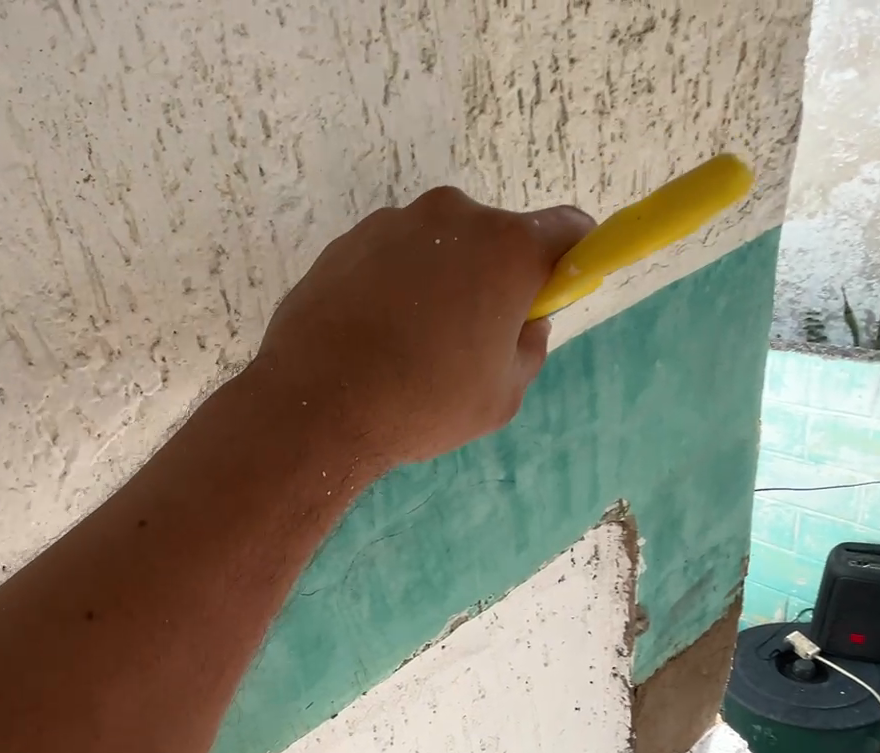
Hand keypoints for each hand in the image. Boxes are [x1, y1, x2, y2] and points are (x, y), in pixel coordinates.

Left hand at [242, 187, 593, 468]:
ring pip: (432, 249)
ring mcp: (388, 226)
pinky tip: (366, 338)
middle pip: (489, 240)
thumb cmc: (421, 404)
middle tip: (462, 341)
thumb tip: (524, 322)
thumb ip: (529, 349)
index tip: (546, 297)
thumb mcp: (502, 396)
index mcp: (505, 247)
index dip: (565, 262)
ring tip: (402, 347)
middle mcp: (449, 216)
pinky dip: (385, 289)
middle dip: (487, 280)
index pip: (565, 230)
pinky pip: (383, 262)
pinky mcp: (341, 245)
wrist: (314, 407)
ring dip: (431, 283)